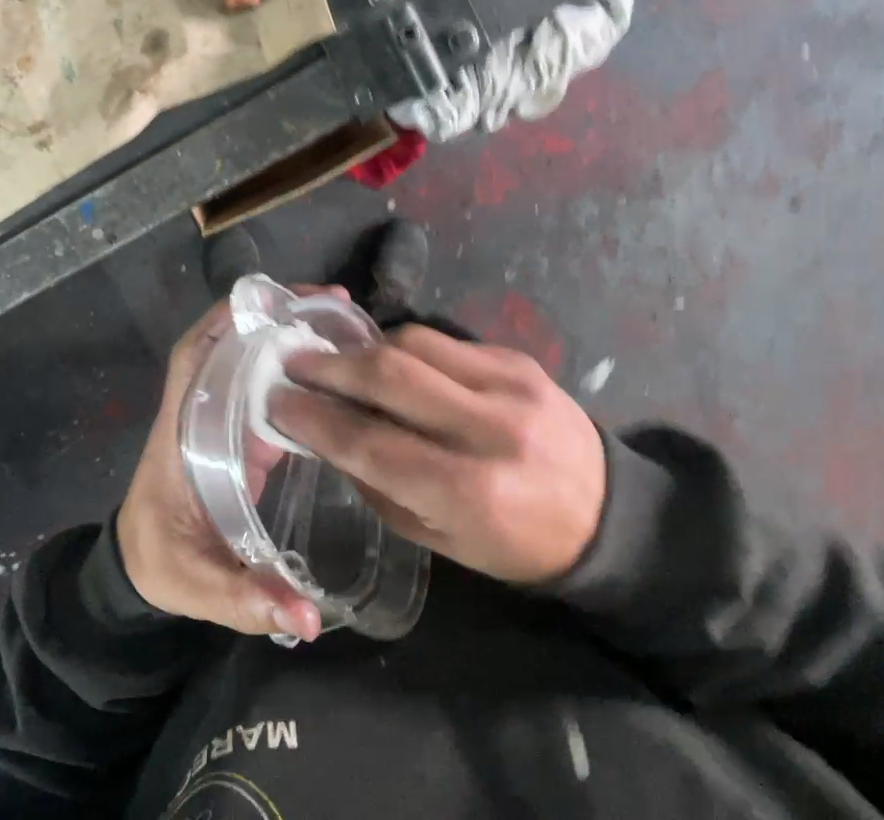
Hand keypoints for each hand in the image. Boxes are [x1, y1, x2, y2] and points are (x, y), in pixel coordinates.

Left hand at [116, 299, 326, 641]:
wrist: (140, 570)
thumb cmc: (160, 566)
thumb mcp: (199, 586)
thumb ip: (247, 598)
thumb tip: (311, 618)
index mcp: (182, 435)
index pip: (194, 361)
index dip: (225, 324)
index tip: (272, 303)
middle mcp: (200, 415)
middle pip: (229, 348)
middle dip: (274, 319)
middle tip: (335, 306)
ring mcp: (220, 423)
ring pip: (250, 364)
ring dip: (290, 340)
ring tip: (349, 328)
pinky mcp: (239, 438)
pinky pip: (266, 391)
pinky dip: (297, 375)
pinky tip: (341, 374)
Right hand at [269, 325, 606, 584]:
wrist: (607, 515)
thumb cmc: (513, 542)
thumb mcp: (437, 538)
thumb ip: (378, 485)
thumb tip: (328, 435)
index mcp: (466, 491)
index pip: (368, 442)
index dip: (313, 418)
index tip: (276, 402)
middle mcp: (489, 430)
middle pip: (388, 375)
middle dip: (329, 366)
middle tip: (294, 363)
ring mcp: (510, 386)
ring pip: (413, 343)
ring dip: (364, 349)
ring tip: (339, 361)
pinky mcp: (521, 360)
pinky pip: (445, 340)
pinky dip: (406, 348)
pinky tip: (391, 363)